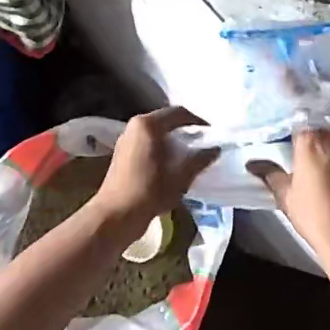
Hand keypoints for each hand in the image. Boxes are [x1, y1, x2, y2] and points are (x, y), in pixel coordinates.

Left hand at [89, 106, 216, 232]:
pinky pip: (147, 144)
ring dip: (174, 142)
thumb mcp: (181, 176)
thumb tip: (215, 149)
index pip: (179, 113)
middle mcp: (134, 126)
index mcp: (148, 125)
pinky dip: (162, 150)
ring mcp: (126, 140)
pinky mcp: (122, 155)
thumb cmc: (149, 191)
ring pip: (156, 134)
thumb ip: (199, 159)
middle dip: (186, 132)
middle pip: (166, 121)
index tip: (212, 133)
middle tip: (204, 144)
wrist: (115, 216)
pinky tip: (172, 166)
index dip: (198, 121)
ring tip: (190, 156)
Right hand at [249, 127, 329, 269]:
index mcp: (310, 138)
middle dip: (306, 128)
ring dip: (325, 134)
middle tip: (296, 140)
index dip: (286, 125)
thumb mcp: (287, 196)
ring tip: (316, 147)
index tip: (279, 133)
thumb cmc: (316, 216)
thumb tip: (253, 164)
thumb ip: (270, 174)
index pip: (294, 119)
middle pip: (316, 120)